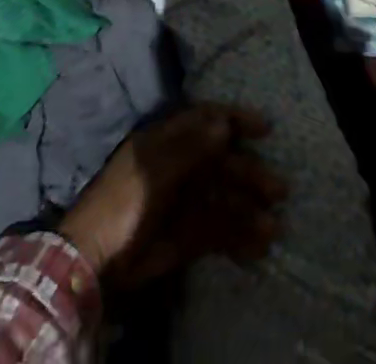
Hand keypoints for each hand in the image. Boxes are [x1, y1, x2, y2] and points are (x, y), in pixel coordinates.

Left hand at [58, 103, 284, 286]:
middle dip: (250, 172)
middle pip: (221, 162)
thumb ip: (191, 147)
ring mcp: (184, 201)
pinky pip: (219, 232)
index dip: (234, 119)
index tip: (265, 128)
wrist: (97, 256)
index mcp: (165, 142)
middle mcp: (179, 167)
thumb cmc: (124, 201)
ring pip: (224, 199)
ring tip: (272, 228)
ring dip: (249, 210)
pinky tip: (258, 247)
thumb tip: (224, 124)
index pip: (204, 120)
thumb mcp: (156, 169)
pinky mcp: (187, 235)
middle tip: (278, 190)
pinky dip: (239, 238)